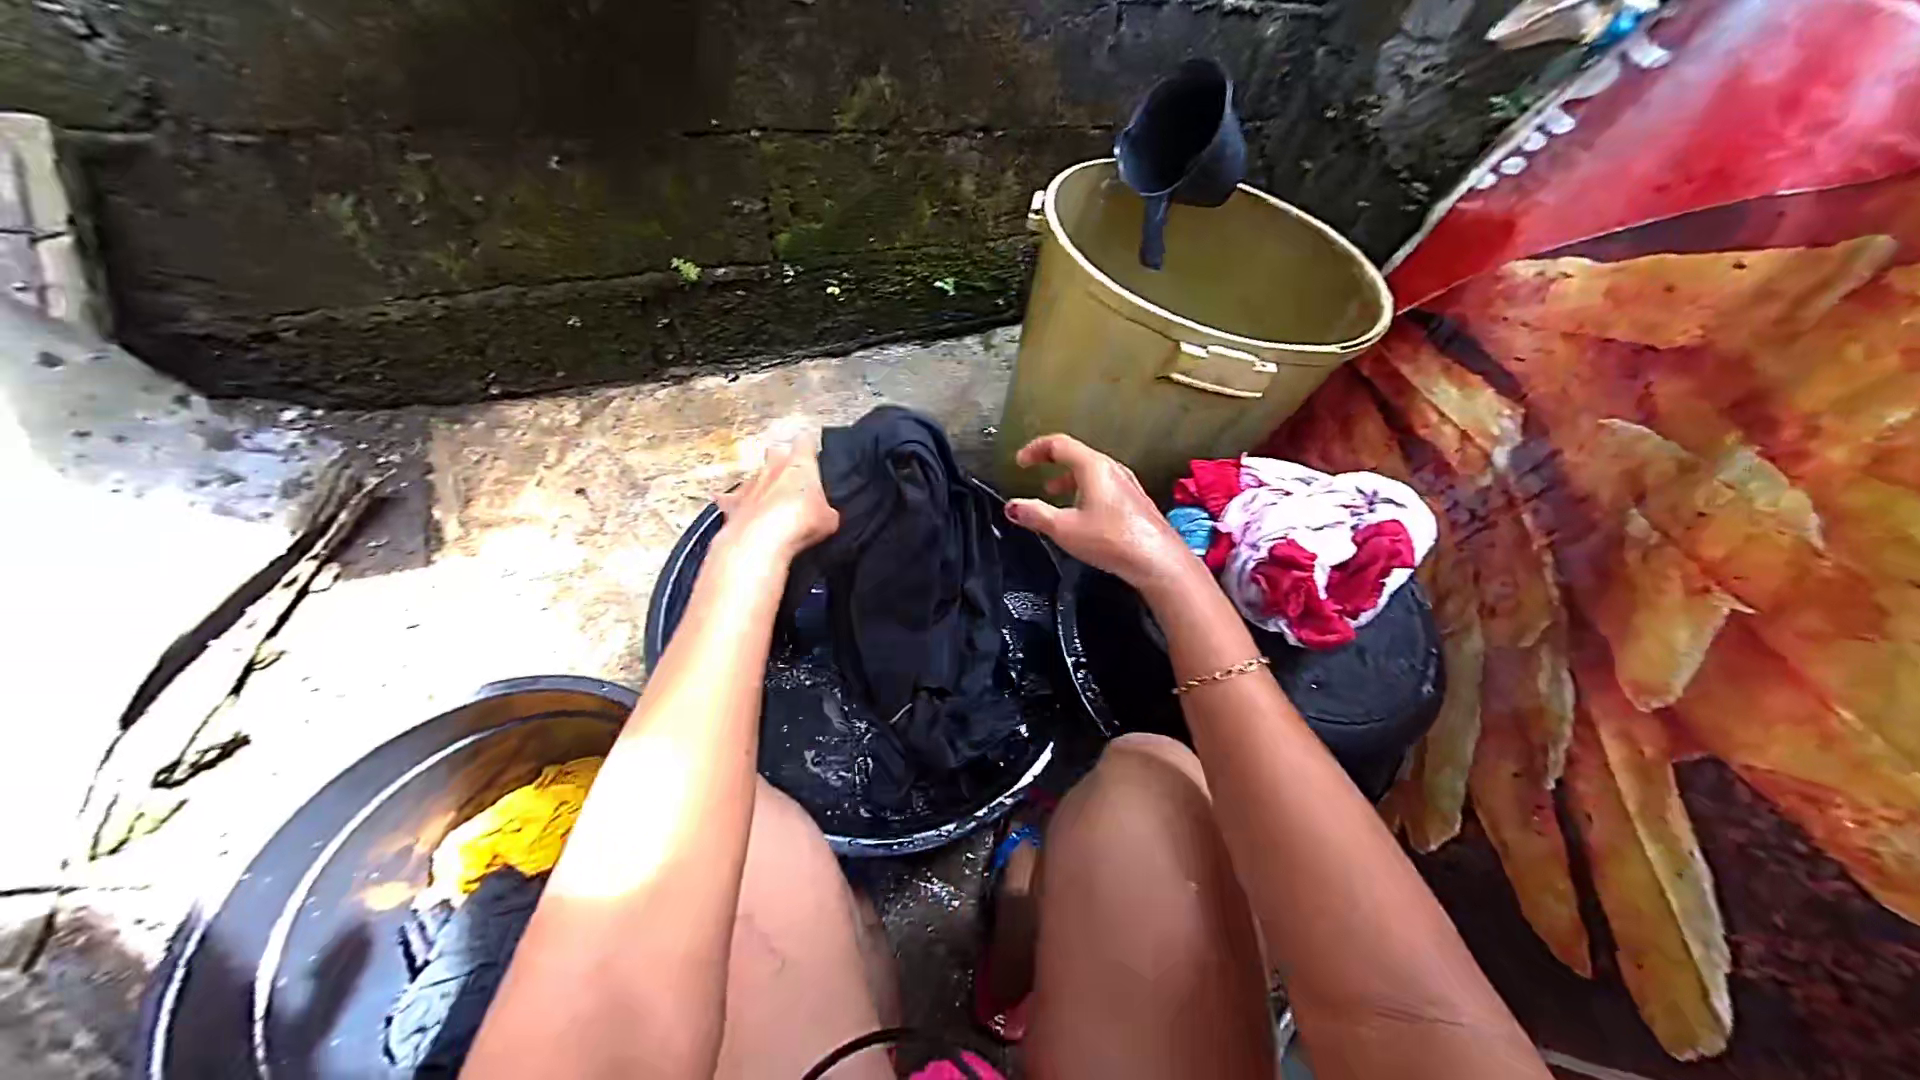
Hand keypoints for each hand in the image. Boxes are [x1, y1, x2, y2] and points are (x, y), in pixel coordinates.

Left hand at [713, 432, 839, 561]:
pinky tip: (736, 513)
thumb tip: (825, 516)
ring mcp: (750, 484)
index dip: (808, 446)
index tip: (811, 451)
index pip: (805, 442)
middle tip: (790, 478)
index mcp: (800, 464)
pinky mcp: (732, 504)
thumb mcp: (829, 520)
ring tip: (770, 505)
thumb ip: (826, 511)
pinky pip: (730, 500)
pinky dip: (733, 505)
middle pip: (775, 454)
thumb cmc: (798, 523)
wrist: (762, 541)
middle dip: (781, 462)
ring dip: (761, 486)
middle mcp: (772, 468)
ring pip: (754, 476)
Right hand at [1004, 434, 1202, 593]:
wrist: (1158, 561)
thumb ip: (1035, 514)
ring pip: (1091, 471)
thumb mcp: (1064, 528)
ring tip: (1053, 491)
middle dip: (1051, 462)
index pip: (1059, 444)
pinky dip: (1084, 490)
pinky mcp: (1134, 502)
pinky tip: (1080, 512)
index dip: (1035, 449)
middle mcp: (1113, 470)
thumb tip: (1013, 507)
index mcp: (1094, 467)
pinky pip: (1104, 486)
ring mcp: (1127, 485)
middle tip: (1034, 469)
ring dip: (1068, 478)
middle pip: (1076, 455)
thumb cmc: (1114, 541)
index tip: (1021, 461)